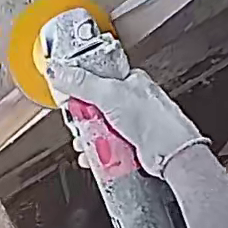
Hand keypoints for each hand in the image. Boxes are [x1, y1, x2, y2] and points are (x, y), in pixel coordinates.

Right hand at [44, 63, 207, 176]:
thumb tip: (56, 70)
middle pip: (96, 109)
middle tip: (79, 126)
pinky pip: (108, 149)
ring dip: (90, 140)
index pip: (97, 80)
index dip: (80, 90)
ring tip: (87, 144)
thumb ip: (80, 83)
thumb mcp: (109, 94)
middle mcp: (132, 102)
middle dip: (83, 121)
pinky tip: (97, 157)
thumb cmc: (153, 121)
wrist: (171, 154)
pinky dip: (100, 154)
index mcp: (131, 81)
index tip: (69, 99)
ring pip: (101, 131)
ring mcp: (132, 125)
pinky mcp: (132, 146)